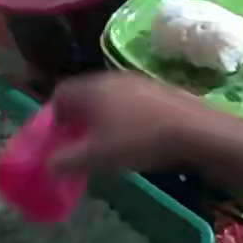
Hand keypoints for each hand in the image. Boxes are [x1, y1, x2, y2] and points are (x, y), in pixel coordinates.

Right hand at [48, 73, 223, 173]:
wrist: (194, 130)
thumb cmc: (138, 140)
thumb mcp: (95, 156)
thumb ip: (65, 160)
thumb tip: (48, 164)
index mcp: (90, 88)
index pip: (59, 95)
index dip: (52, 119)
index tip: (56, 140)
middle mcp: (111, 77)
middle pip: (84, 96)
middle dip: (78, 120)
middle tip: (79, 145)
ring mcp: (138, 81)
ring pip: (109, 98)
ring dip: (103, 119)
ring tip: (108, 145)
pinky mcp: (160, 90)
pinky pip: (132, 103)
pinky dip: (126, 118)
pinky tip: (137, 138)